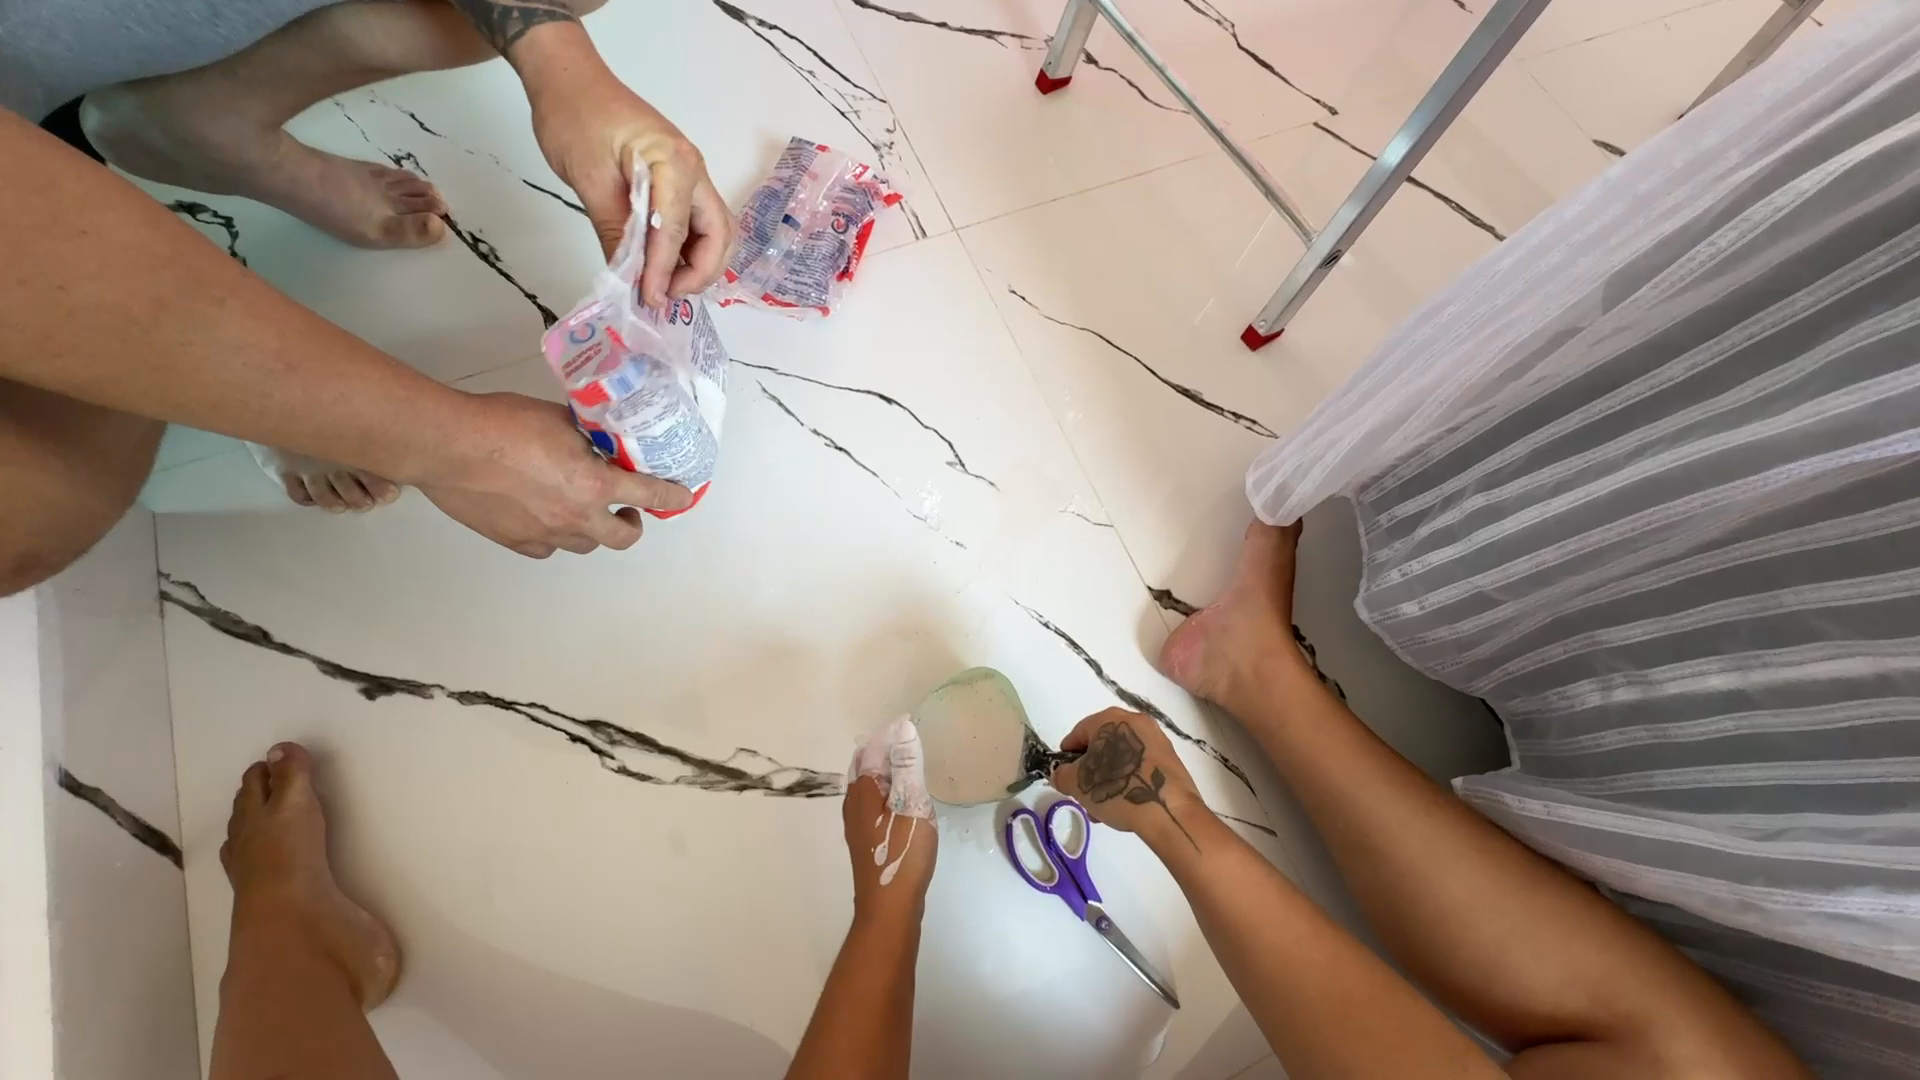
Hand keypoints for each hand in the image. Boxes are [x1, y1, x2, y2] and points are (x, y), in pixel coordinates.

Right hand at [414, 391, 692, 557]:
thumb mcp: (561, 420)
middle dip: (632, 526)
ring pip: (585, 545)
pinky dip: (555, 537)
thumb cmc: (505, 423)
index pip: (650, 494)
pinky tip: (546, 520)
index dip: (672, 496)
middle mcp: (577, 516)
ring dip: (593, 530)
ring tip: (582, 510)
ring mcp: (546, 534)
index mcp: (595, 485)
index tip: (682, 496)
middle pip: (623, 538)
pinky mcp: (515, 541)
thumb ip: (587, 435)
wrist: (448, 446)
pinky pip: (547, 549)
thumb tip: (599, 436)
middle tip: (627, 511)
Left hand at [528, 62, 731, 307]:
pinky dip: (689, 252)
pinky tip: (665, 268)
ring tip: (667, 286)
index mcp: (675, 162)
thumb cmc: (574, 116)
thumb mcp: (587, 177)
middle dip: (701, 272)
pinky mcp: (682, 185)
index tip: (650, 299)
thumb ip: (614, 230)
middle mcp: (696, 171)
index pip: (676, 229)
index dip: (664, 270)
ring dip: (699, 266)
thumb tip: (629, 280)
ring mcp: (694, 178)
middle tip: (667, 296)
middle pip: (719, 234)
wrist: (569, 77)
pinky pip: (698, 226)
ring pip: (716, 234)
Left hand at [844, 719, 937, 922]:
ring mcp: (858, 822)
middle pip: (868, 765)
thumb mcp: (910, 803)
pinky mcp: (867, 837)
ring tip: (913, 763)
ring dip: (889, 770)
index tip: (913, 723)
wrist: (889, 907)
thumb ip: (907, 765)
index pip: (873, 748)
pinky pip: (876, 800)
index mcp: (862, 790)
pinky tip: (906, 797)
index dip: (892, 733)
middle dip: (887, 748)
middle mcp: (854, 802)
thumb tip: (903, 728)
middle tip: (914, 739)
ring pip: (871, 784)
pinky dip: (890, 789)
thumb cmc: (900, 852)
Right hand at [1049, 709, 1206, 849]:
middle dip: (1090, 770)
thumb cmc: (1116, 788)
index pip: (1078, 733)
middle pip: (1102, 744)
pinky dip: (1129, 780)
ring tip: (1104, 808)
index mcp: (1109, 718)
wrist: (1169, 810)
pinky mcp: (1171, 758)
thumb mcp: (1077, 783)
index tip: (1064, 775)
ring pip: (1122, 757)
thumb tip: (1062, 775)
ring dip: (1109, 778)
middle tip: (1084, 794)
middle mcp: (1135, 721)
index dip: (1067, 755)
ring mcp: (1156, 739)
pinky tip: (1124, 804)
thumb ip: (1061, 775)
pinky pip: (1141, 765)